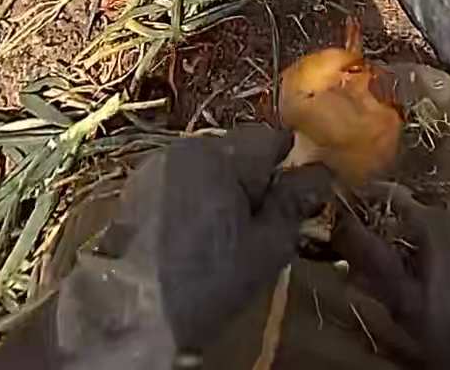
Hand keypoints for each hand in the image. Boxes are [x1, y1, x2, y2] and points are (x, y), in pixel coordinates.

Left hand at [53, 126, 332, 360]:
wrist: (128, 312)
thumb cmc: (205, 281)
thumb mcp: (264, 249)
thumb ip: (293, 203)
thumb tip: (322, 172)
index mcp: (225, 155)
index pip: (272, 137)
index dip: (288, 161)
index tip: (294, 192)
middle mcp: (192, 145)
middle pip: (240, 148)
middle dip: (254, 176)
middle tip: (256, 223)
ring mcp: (162, 159)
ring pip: (211, 161)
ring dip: (223, 184)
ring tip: (222, 231)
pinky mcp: (141, 179)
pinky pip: (183, 174)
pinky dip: (195, 192)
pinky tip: (191, 230)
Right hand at [333, 189, 449, 369]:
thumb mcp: (408, 303)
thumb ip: (373, 259)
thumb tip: (340, 222)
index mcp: (432, 222)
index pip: (391, 195)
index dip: (369, 199)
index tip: (350, 209)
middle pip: (419, 215)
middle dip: (403, 234)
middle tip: (395, 265)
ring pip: (446, 230)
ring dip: (434, 247)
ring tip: (432, 281)